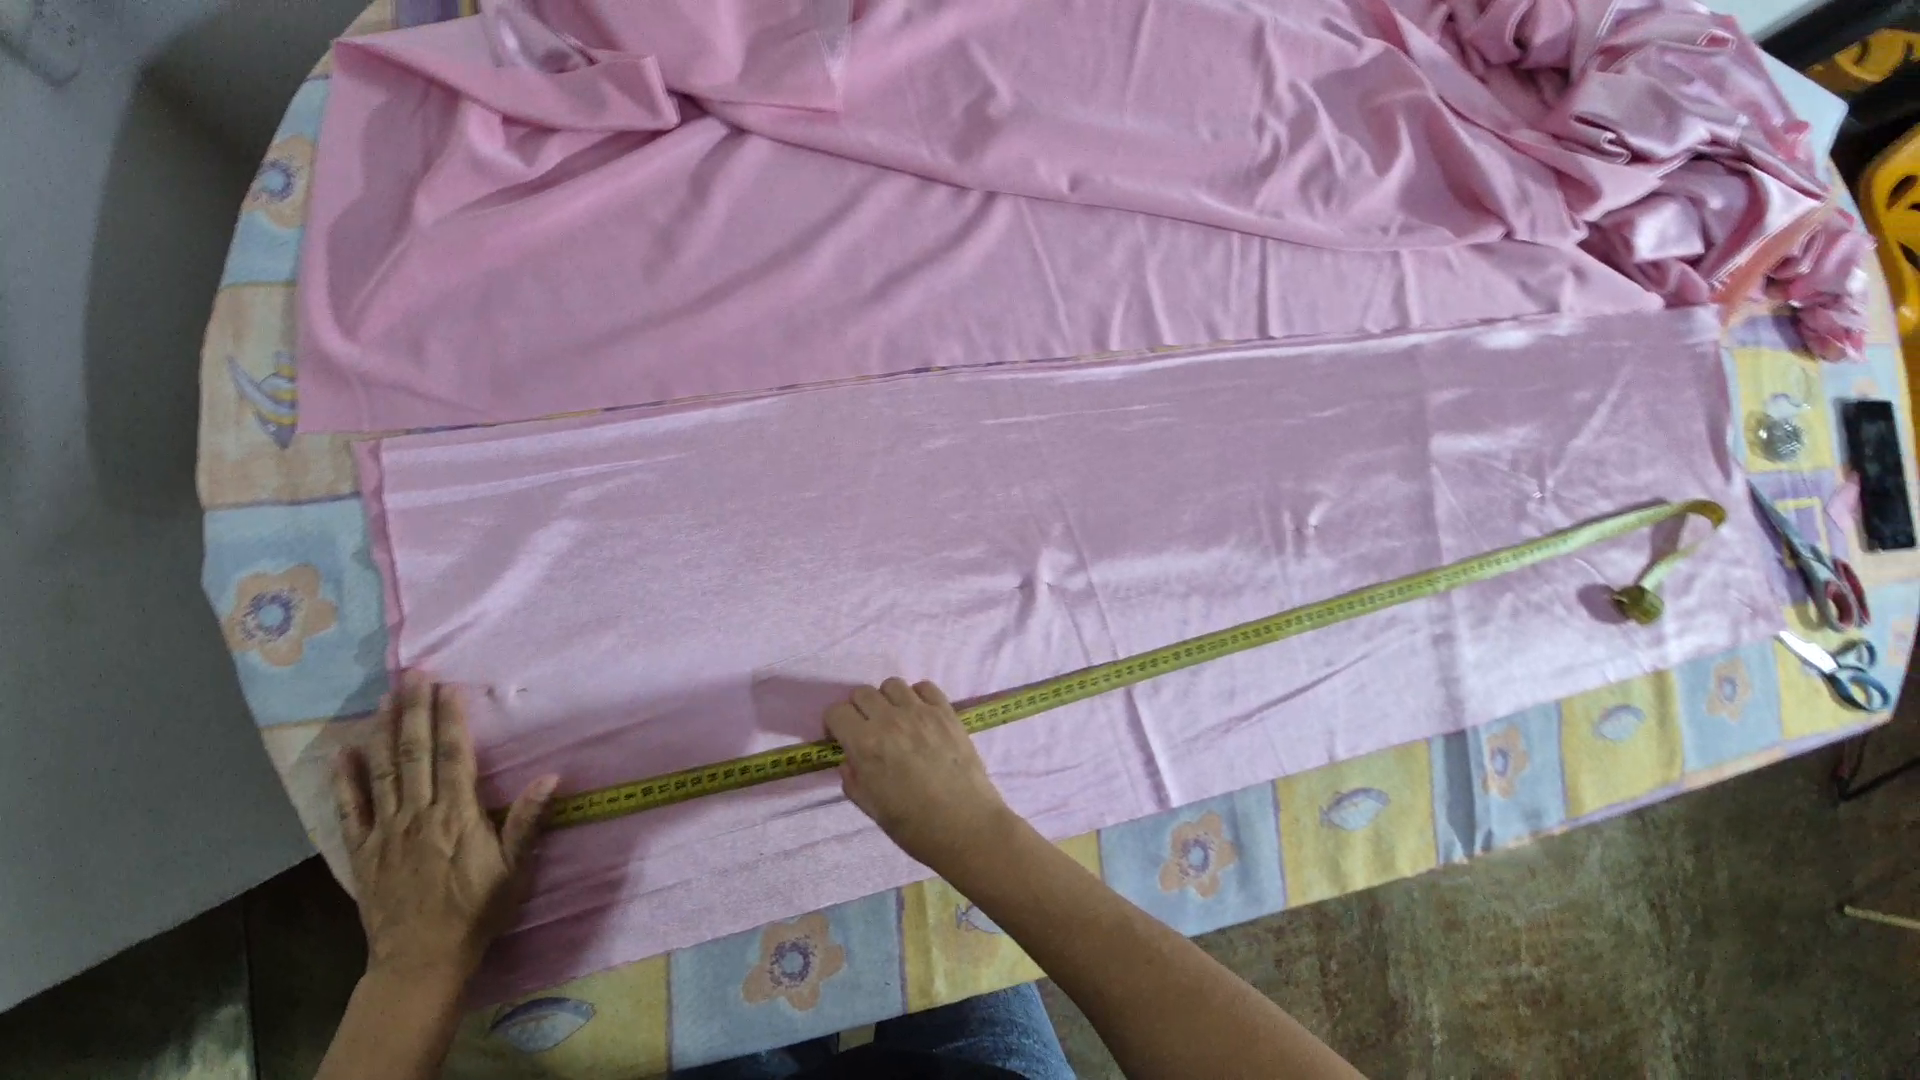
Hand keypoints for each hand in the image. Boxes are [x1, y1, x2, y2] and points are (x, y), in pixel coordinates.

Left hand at [330, 671, 558, 986]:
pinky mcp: (363, 852)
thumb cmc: (477, 912)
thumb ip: (526, 821)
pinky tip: (343, 752)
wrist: (421, 961)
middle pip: (414, 754)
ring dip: (382, 732)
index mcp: (458, 816)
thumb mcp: (515, 869)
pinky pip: (350, 810)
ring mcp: (386, 832)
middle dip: (414, 711)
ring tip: (383, 698)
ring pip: (383, 772)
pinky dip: (345, 779)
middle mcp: (419, 815)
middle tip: (412, 675)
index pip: (453, 757)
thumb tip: (551, 777)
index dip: (450, 720)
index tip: (448, 687)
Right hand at [825, 678, 1014, 869]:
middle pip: (862, 693)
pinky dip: (917, 697)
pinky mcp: (946, 712)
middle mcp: (890, 720)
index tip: (841, 738)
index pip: (836, 712)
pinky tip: (920, 716)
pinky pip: (925, 687)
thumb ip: (853, 779)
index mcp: (865, 744)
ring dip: (887, 700)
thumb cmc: (914, 826)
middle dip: (858, 710)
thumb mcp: (871, 808)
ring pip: (892, 685)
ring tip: (895, 721)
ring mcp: (921, 712)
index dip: (834, 725)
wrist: (966, 826)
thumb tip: (850, 760)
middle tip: (868, 730)